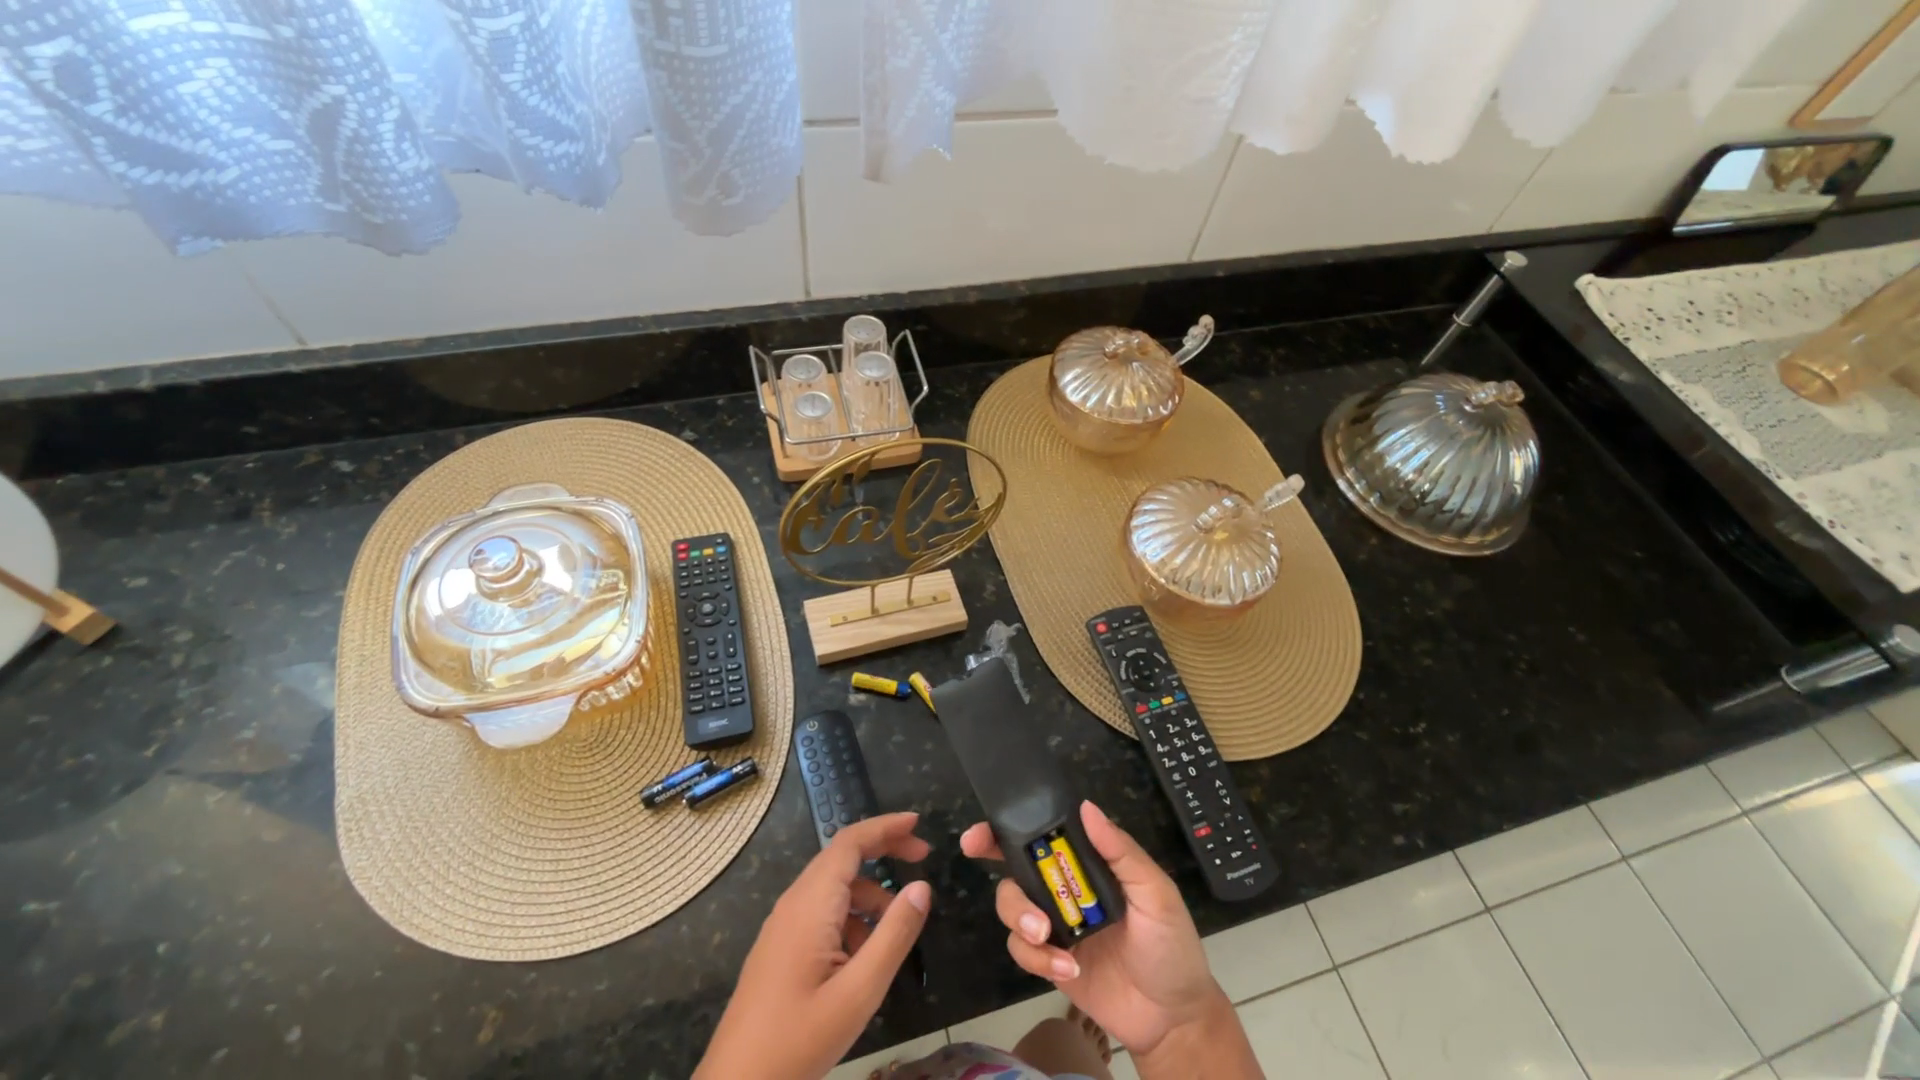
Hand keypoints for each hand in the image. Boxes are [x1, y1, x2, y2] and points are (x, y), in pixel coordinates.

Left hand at [695, 813, 932, 1079]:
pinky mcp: (781, 949)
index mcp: (811, 905)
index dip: (884, 827)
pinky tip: (866, 956)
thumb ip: (894, 936)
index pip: (849, 843)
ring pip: (833, 890)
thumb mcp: (860, 992)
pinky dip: (852, 918)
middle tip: (923, 860)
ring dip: (870, 895)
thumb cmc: (800, 1037)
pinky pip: (821, 914)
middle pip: (841, 859)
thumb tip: (922, 886)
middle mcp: (794, 905)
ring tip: (899, 928)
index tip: (918, 824)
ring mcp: (783, 927)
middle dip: (883, 852)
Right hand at [960, 801, 1227, 1058]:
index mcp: (1090, 865)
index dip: (1009, 828)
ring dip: (1021, 917)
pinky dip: (1037, 959)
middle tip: (990, 873)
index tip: (980, 833)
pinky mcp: (1050, 960)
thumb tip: (1087, 808)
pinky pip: (1022, 950)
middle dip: (996, 865)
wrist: (1172, 1019)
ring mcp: (1056, 925)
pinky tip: (1069, 970)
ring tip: (1046, 937)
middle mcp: (1066, 889)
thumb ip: (1121, 853)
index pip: (1046, 836)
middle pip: (1017, 867)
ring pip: (1012, 907)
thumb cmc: (1171, 946)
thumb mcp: (1156, 894)